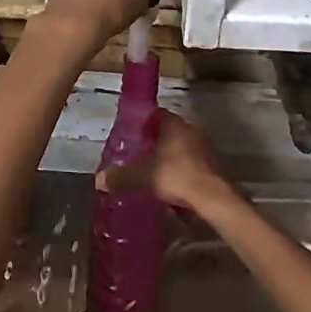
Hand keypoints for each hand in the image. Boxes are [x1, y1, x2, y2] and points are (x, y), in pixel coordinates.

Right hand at [97, 110, 231, 211]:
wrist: (209, 197)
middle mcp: (190, 129)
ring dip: (169, 156)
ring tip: (154, 170)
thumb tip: (99, 180)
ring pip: (180, 146)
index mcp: (174, 124)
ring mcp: (203, 146)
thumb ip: (121, 177)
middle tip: (139, 154)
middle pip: (168, 130)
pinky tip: (171, 183)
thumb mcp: (143, 176)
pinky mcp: (211, 164)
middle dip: (155, 142)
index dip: (142, 123)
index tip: (132, 136)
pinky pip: (191, 161)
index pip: (156, 114)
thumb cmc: (175, 176)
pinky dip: (181, 168)